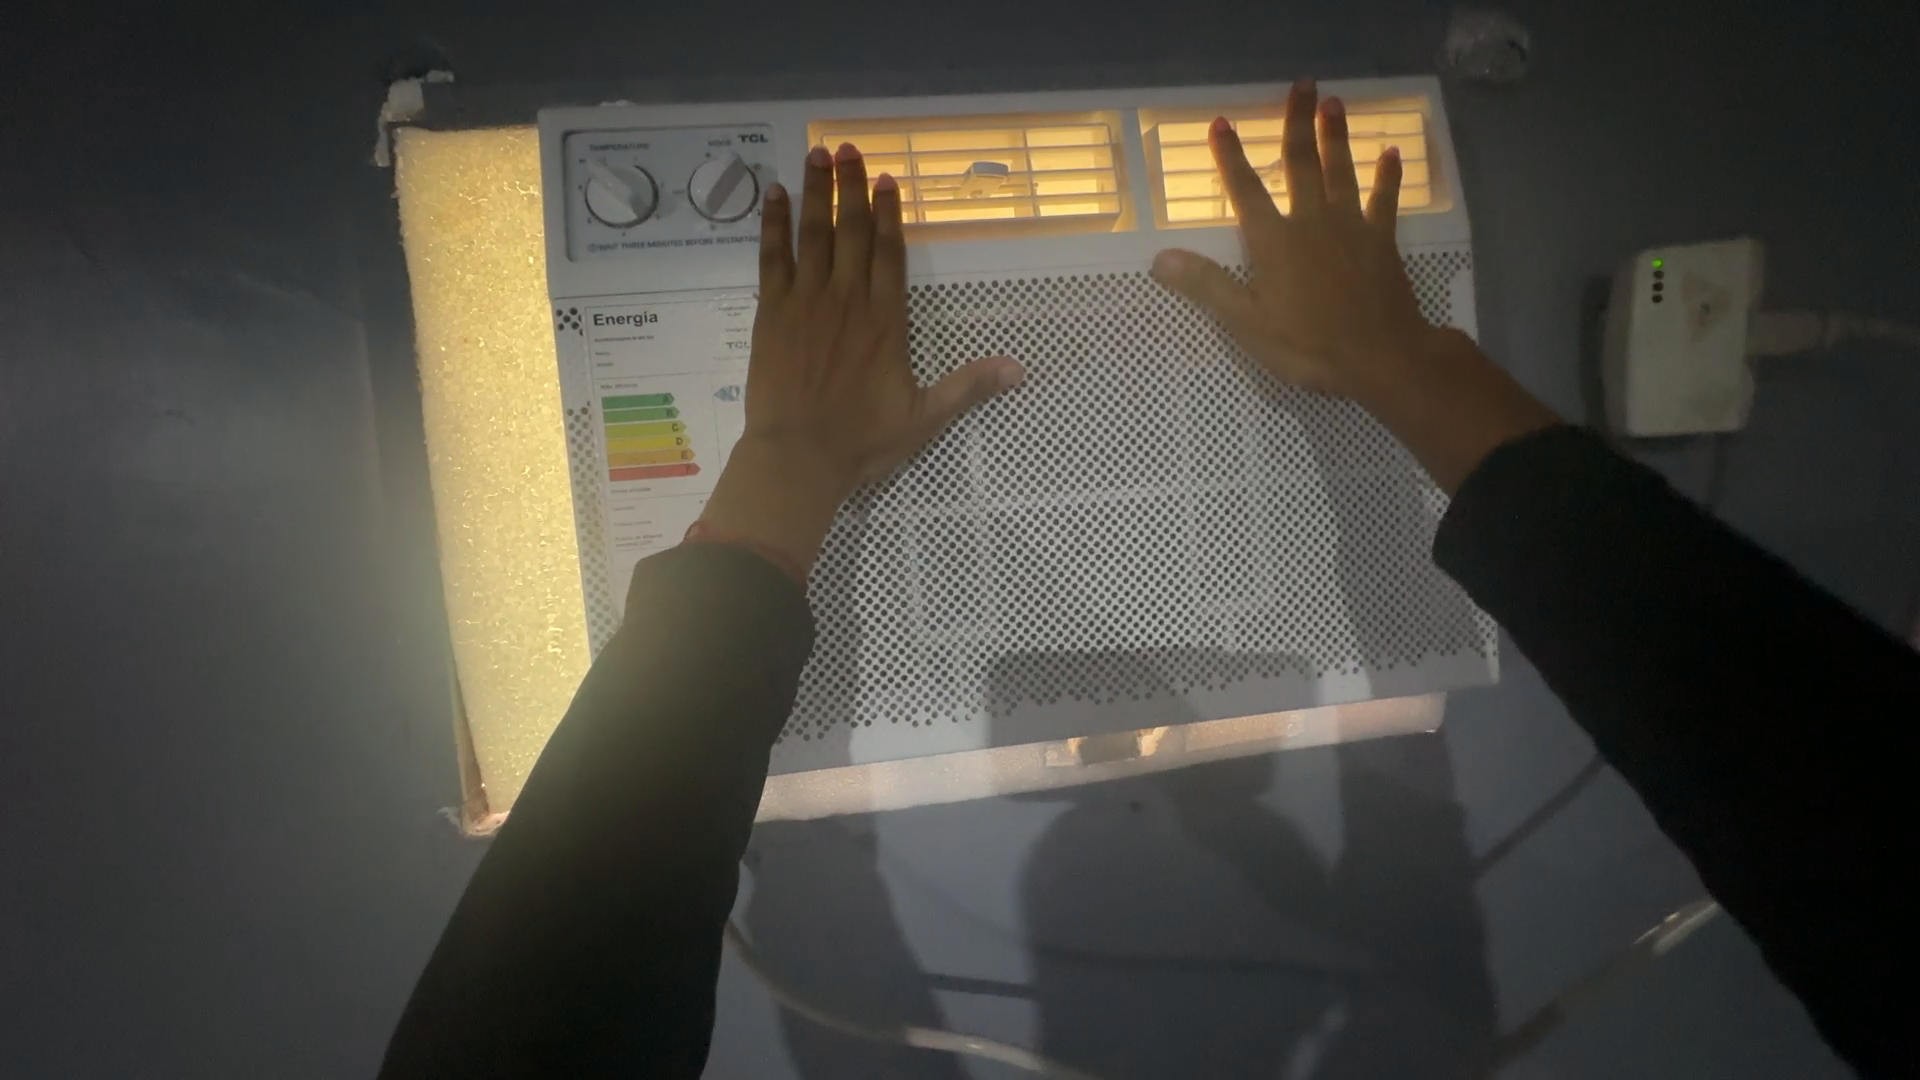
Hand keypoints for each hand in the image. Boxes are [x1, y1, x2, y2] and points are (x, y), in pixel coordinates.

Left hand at [697, 143, 1024, 577]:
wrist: (798, 458)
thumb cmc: (862, 442)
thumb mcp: (924, 419)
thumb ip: (968, 387)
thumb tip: (1020, 369)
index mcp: (885, 322)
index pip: (889, 254)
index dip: (887, 214)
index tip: (887, 179)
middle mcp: (847, 300)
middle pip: (851, 233)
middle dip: (852, 188)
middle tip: (850, 148)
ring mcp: (806, 303)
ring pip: (814, 235)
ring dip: (818, 192)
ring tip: (819, 152)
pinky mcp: (772, 313)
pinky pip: (772, 258)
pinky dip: (773, 224)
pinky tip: (774, 194)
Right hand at [1149, 80, 1442, 400]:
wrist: (1378, 355)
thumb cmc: (1304, 345)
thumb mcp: (1245, 321)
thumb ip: (1206, 285)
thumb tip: (1160, 258)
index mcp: (1273, 242)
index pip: (1245, 192)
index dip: (1230, 158)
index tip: (1221, 123)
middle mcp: (1311, 222)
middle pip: (1302, 164)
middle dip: (1297, 125)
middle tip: (1302, 86)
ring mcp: (1350, 227)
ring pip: (1342, 171)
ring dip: (1337, 137)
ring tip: (1334, 103)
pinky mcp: (1381, 240)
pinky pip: (1385, 199)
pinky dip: (1387, 175)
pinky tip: (1390, 152)